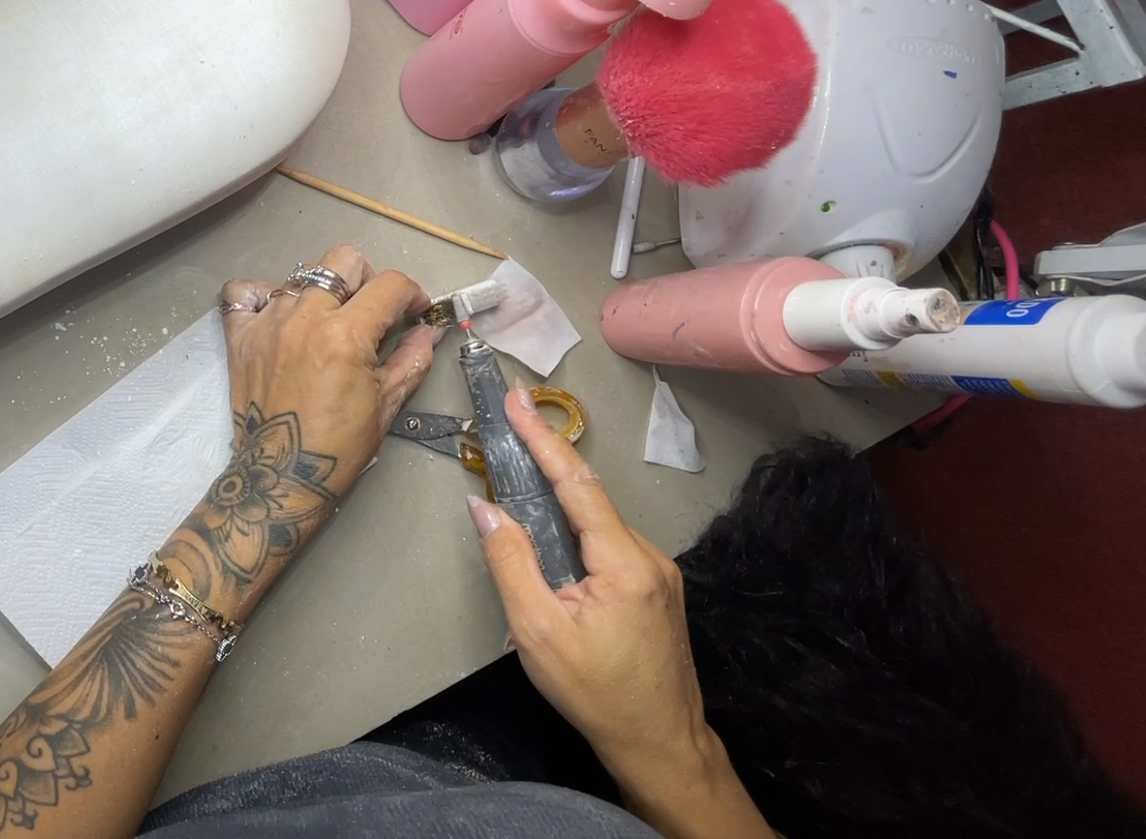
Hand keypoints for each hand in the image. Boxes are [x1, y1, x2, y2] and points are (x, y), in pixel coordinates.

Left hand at [220, 244, 437, 476]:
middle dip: (367, 278)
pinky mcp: (239, 336)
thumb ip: (411, 358)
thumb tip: (429, 330)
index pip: (390, 285)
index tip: (414, 311)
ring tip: (325, 320)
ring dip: (320, 291)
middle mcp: (304, 317)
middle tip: (370, 309)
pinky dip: (261, 296)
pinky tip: (277, 314)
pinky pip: (242, 293)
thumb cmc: (339, 444)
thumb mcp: (386, 403)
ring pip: (299, 276)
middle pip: (342, 261)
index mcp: (346, 334)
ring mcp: (267, 323)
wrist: (279, 474)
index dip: (412, 293)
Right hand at [469, 383, 708, 779]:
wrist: (661, 746)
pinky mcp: (653, 586)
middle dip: (546, 454)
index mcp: (624, 562)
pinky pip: (604, 540)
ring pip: (595, 519)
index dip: (543, 439)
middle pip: (587, 494)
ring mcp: (656, 571)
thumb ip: (510, 560)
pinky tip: (547, 534)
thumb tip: (484, 506)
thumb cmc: (595, 691)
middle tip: (511, 418)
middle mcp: (648, 555)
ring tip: (517, 474)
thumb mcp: (537, 630)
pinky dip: (571, 524)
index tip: (517, 400)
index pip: (577, 484)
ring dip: (555, 494)